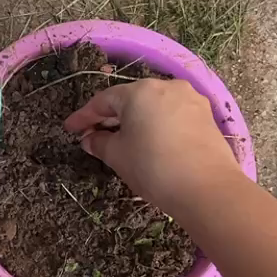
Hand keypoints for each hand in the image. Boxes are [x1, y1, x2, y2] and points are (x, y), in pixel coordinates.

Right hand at [62, 79, 245, 218]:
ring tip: (119, 139)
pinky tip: (147, 141)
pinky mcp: (205, 116)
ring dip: (133, 120)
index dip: (83, 116)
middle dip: (109, 117)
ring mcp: (190, 99)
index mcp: (139, 92)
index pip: (103, 101)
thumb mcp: (116, 155)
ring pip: (152, 106)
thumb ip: (99, 142)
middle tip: (92, 135)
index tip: (70, 129)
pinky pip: (170, 115)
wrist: (206, 188)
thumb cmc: (152, 166)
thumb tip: (91, 139)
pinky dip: (154, 125)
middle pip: (129, 99)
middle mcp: (166, 87)